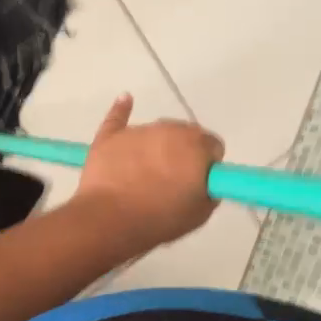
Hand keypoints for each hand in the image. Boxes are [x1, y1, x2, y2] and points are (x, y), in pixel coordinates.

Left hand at [71, 94, 223, 249]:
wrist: (108, 221)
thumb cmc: (158, 219)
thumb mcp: (200, 212)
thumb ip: (209, 190)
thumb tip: (205, 182)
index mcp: (197, 144)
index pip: (212, 147)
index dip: (205, 168)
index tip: (194, 186)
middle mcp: (169, 128)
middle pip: (183, 137)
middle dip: (180, 155)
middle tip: (168, 185)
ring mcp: (137, 131)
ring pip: (154, 134)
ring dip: (154, 148)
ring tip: (142, 177)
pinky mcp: (109, 137)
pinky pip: (117, 118)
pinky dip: (122, 109)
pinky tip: (125, 100)